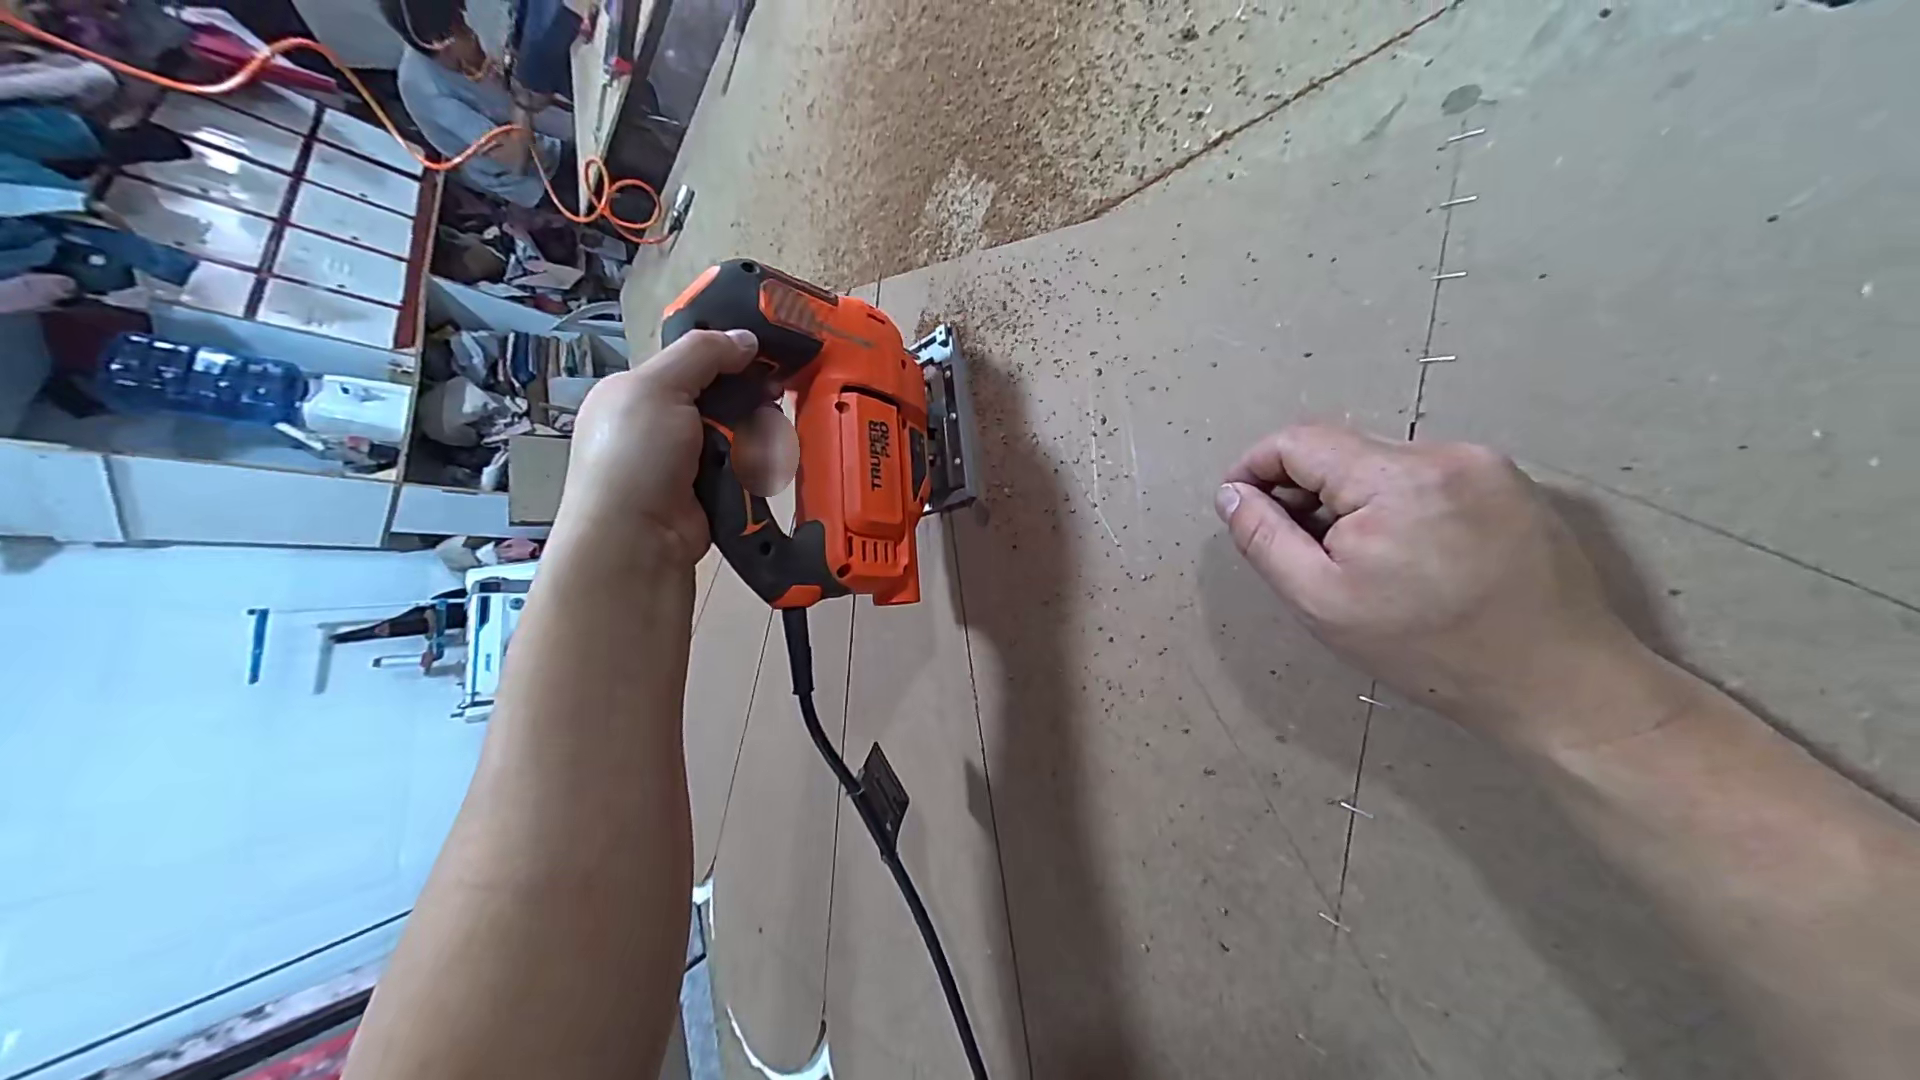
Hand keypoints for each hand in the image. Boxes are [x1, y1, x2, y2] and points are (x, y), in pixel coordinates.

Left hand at [556, 329, 756, 566]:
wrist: (638, 537)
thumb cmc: (636, 455)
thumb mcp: (658, 388)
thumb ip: (701, 355)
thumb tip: (745, 337)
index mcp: (637, 392)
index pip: (690, 361)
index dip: (726, 354)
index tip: (762, 352)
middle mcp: (662, 423)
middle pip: (722, 395)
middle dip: (748, 394)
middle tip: (773, 393)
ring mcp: (688, 459)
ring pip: (738, 430)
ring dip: (755, 430)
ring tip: (766, 434)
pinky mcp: (712, 487)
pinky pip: (744, 463)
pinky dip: (755, 461)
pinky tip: (762, 461)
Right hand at [1215, 426, 1652, 747]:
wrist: (1559, 685)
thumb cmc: (1425, 650)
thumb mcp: (1320, 600)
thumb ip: (1264, 538)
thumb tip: (1231, 493)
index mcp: (1396, 478)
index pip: (1298, 441)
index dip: (1254, 467)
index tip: (1238, 505)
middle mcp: (1444, 453)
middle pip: (1339, 450)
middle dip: (1299, 488)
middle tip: (1292, 545)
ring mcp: (1485, 465)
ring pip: (1378, 463)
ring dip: (1343, 497)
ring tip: (1348, 557)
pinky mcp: (1509, 483)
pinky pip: (1420, 476)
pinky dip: (1387, 502)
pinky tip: (1398, 553)